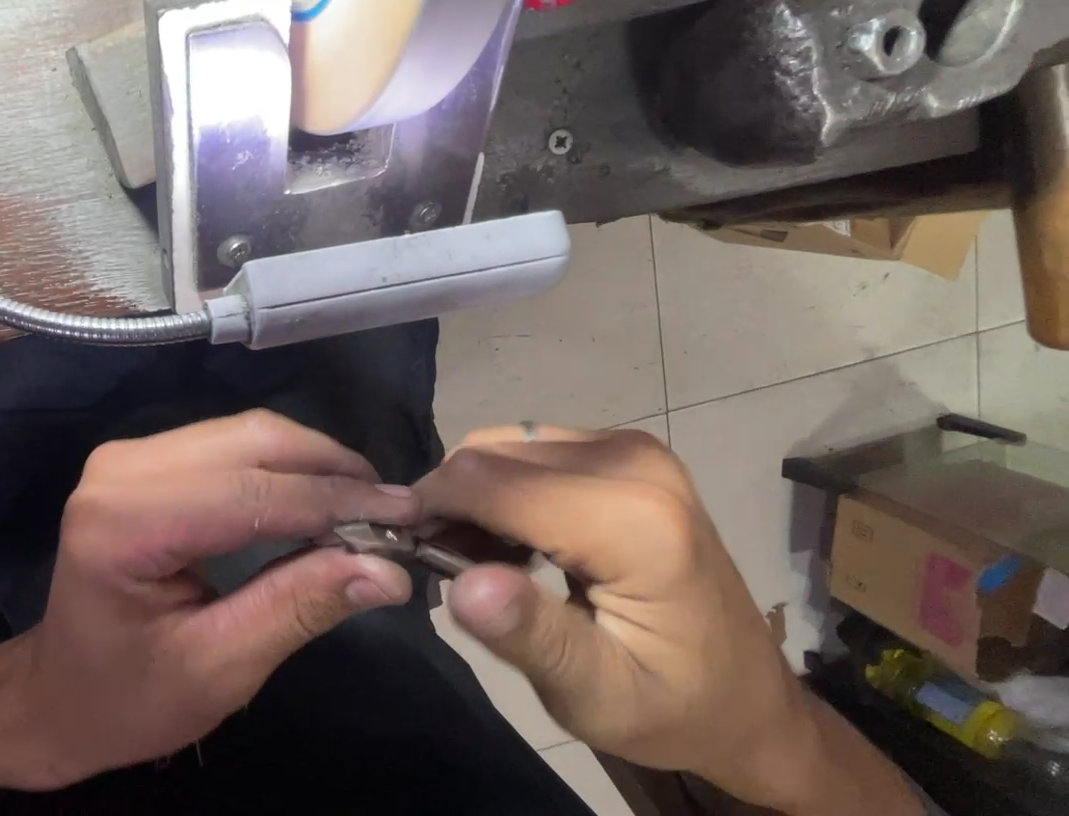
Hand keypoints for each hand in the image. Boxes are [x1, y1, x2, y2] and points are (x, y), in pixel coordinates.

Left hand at [0, 411, 422, 792]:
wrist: (57, 691)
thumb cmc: (126, 698)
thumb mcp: (217, 669)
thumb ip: (297, 608)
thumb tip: (387, 569)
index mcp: (123, 521)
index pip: (249, 493)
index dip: (334, 499)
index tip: (408, 515)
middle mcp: (120, 467)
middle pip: (248, 442)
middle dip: (330, 467)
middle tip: (397, 508)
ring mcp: (126, 455)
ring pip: (242, 433)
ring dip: (311, 460)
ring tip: (370, 502)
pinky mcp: (141, 460)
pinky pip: (226, 444)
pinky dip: (281, 465)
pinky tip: (320, 492)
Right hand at [417, 426, 919, 814]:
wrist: (751, 698)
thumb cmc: (675, 707)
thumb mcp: (599, 698)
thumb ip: (533, 638)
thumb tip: (463, 586)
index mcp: (635, 520)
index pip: (487, 482)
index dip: (430, 509)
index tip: (403, 553)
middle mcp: (632, 460)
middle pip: (487, 455)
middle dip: (446, 503)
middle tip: (442, 566)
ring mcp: (629, 447)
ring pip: (497, 445)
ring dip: (469, 495)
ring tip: (474, 556)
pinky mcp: (621, 448)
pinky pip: (524, 448)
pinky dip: (497, 486)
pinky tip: (507, 536)